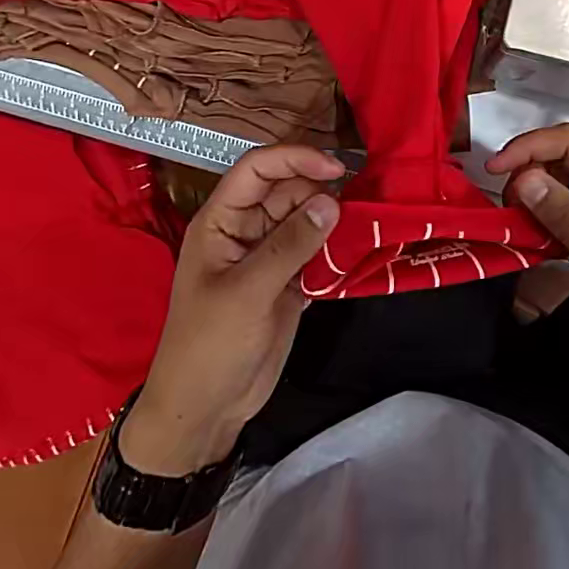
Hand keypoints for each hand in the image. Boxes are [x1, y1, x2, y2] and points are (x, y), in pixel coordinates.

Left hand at [118, 145, 342, 475]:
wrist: (206, 409)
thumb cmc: (210, 345)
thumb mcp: (248, 292)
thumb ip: (290, 245)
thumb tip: (331, 202)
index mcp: (221, 221)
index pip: (256, 169)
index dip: (293, 159)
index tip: (335, 167)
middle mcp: (245, 230)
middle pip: (286, 190)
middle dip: (319, 188)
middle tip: (357, 201)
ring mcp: (268, 255)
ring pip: (305, 218)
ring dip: (331, 217)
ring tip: (362, 222)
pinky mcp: (289, 279)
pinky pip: (315, 249)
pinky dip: (334, 247)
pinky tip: (357, 247)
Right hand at [485, 123, 568, 361]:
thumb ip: (564, 214)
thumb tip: (524, 178)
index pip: (568, 140)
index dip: (526, 147)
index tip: (494, 170)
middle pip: (563, 155)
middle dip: (529, 175)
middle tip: (510, 212)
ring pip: (564, 177)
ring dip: (538, 197)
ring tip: (525, 229)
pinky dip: (552, 213)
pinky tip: (544, 238)